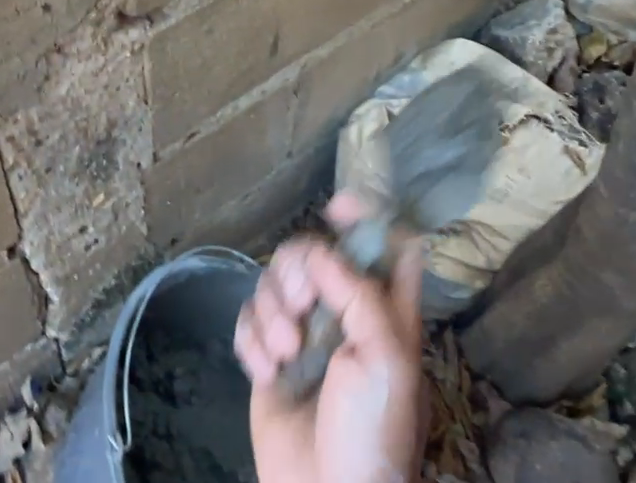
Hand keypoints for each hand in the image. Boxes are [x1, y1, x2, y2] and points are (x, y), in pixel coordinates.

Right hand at [235, 195, 427, 482]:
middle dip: (297, 271)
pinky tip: (265, 372)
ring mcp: (302, 334)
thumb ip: (359, 296)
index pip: (388, 244)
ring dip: (272, 314)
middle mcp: (342, 313)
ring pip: (273, 283)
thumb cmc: (372, 428)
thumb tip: (322, 253)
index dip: (368, 216)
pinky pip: (247, 320)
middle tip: (303, 306)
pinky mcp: (267, 355)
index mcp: (384, 310)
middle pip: (311, 254)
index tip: (336, 207)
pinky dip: (251, 341)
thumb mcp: (385, 359)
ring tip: (285, 354)